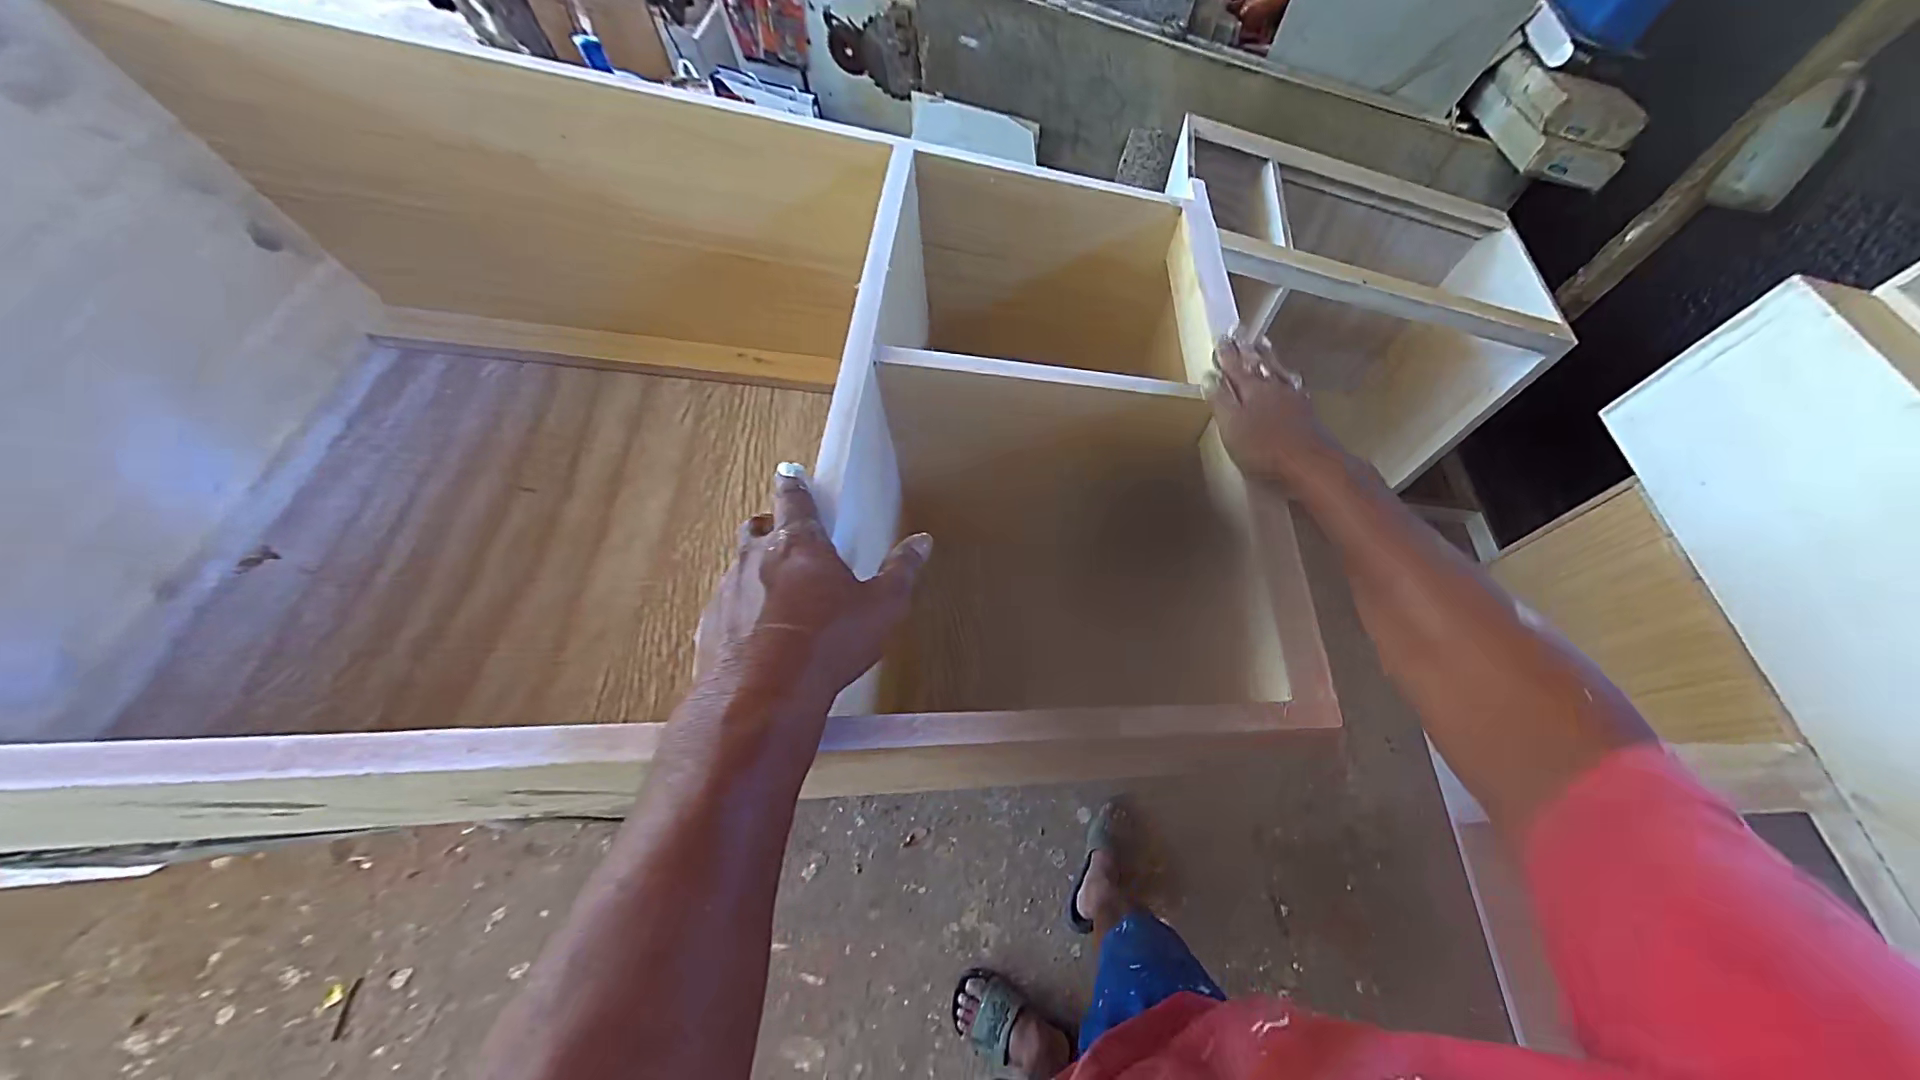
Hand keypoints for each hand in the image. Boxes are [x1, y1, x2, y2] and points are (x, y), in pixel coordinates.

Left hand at [693, 463, 931, 711]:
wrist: (766, 694)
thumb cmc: (829, 641)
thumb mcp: (882, 605)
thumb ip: (902, 571)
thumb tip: (921, 543)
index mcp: (799, 546)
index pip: (794, 501)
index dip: (793, 484)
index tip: (788, 472)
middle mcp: (757, 560)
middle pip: (756, 528)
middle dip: (768, 525)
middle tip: (782, 533)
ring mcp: (729, 592)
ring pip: (738, 567)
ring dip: (755, 571)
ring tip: (776, 592)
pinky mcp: (711, 626)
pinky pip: (726, 608)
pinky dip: (741, 612)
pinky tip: (758, 635)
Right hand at [1204, 336, 1342, 483]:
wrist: (1310, 463)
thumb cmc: (1263, 448)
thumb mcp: (1232, 426)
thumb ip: (1220, 401)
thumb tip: (1209, 376)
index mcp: (1250, 390)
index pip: (1233, 367)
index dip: (1225, 355)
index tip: (1220, 339)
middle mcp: (1272, 387)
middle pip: (1257, 364)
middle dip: (1246, 350)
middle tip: (1240, 332)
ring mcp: (1291, 397)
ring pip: (1277, 370)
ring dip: (1268, 357)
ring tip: (1263, 344)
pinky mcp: (1305, 411)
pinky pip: (1293, 384)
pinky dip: (1287, 376)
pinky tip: (1289, 377)